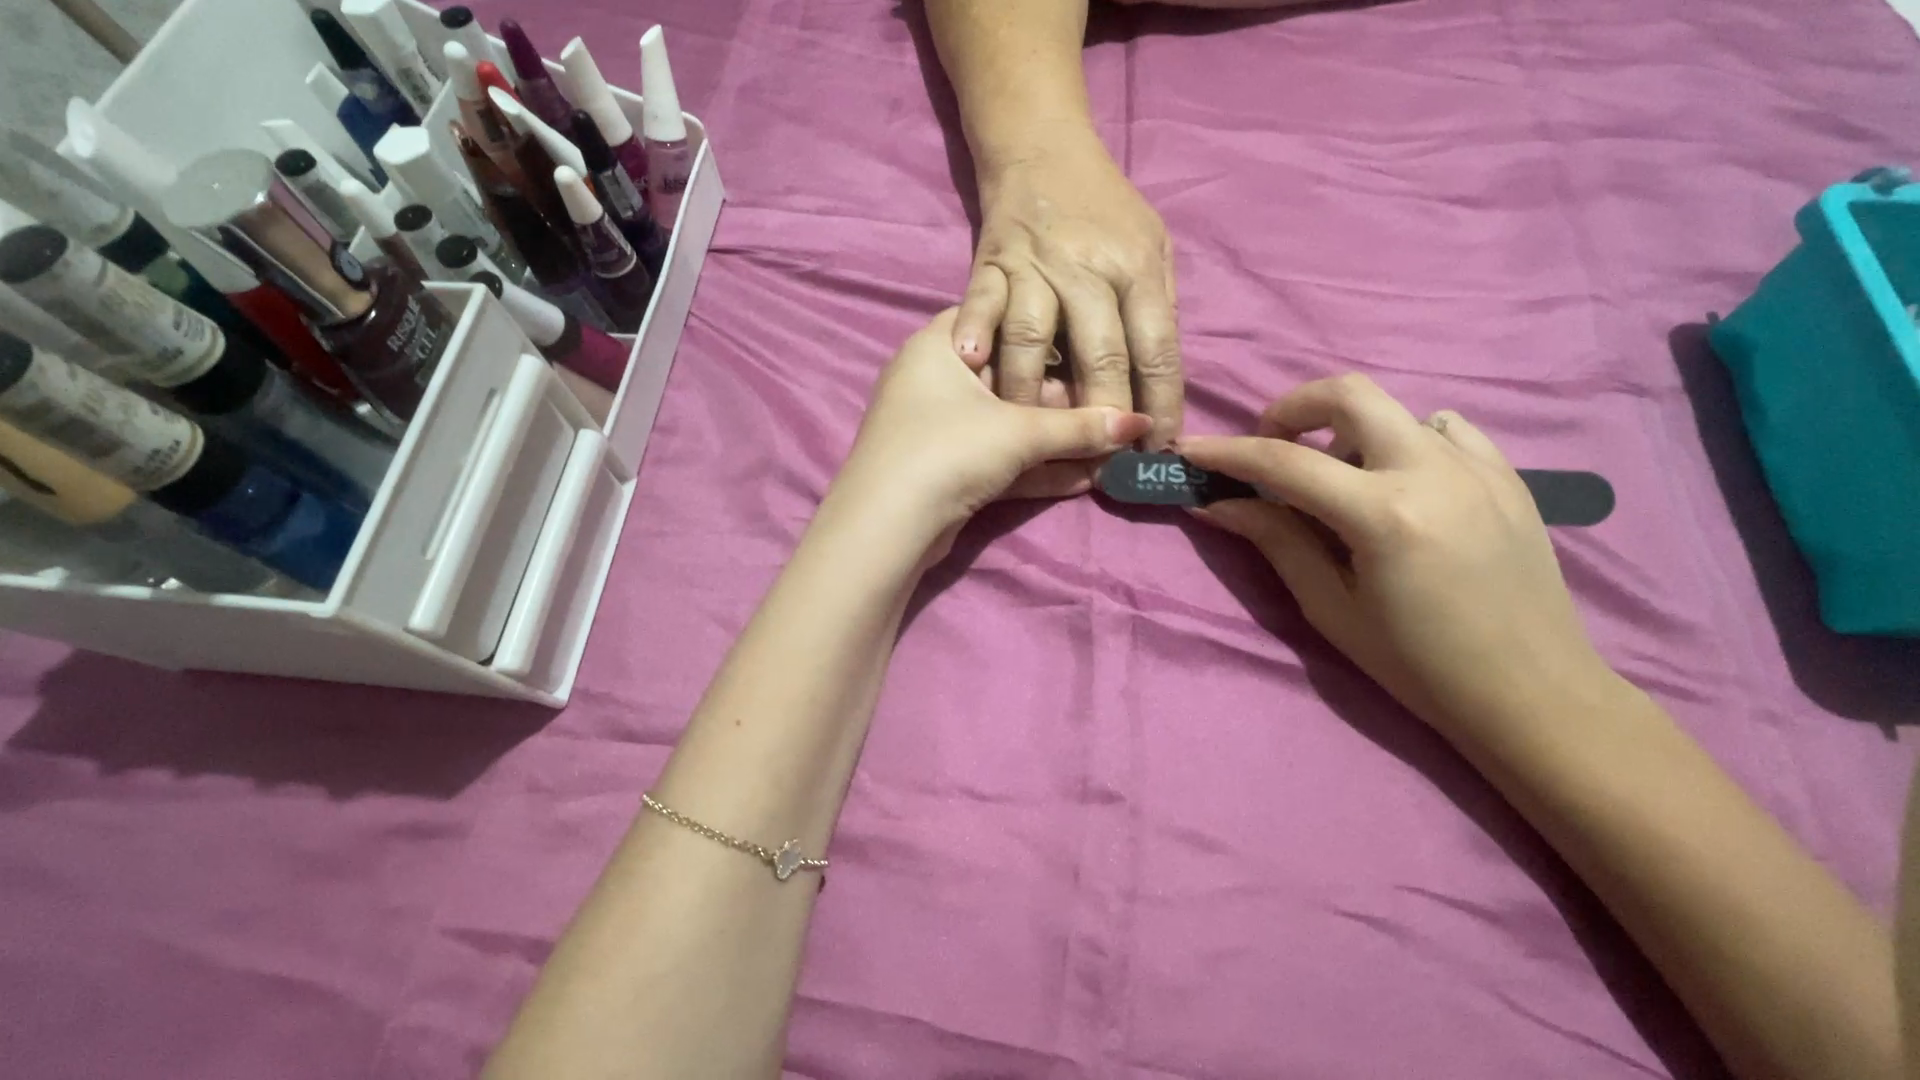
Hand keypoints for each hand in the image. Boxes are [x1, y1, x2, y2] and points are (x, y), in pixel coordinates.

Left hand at [830, 308, 1152, 557]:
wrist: (887, 527)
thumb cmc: (949, 449)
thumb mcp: (1021, 432)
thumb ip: (1082, 426)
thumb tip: (1140, 424)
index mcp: (940, 344)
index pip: (1004, 319)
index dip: (1055, 333)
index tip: (1099, 344)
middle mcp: (934, 378)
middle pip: (1012, 379)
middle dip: (1065, 402)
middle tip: (1116, 410)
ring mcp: (938, 428)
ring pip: (1008, 426)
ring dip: (1056, 443)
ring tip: (1110, 452)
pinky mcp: (945, 470)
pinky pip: (999, 460)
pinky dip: (1036, 469)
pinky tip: (1084, 480)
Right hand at [954, 125, 1182, 447]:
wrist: (1042, 148)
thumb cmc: (1105, 207)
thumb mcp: (1154, 244)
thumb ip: (1158, 307)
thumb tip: (1161, 382)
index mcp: (1137, 266)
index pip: (1157, 348)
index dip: (1162, 404)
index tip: (1161, 450)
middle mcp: (1088, 269)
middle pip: (1100, 355)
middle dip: (1105, 417)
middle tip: (1106, 468)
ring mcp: (1034, 266)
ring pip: (1035, 339)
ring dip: (1036, 394)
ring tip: (1036, 439)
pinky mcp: (990, 262)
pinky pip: (981, 302)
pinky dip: (975, 330)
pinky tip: (972, 363)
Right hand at [1179, 376, 1616, 746]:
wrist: (1531, 692)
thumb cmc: (1418, 665)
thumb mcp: (1332, 608)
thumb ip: (1277, 541)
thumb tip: (1218, 503)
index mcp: (1385, 515)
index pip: (1287, 463)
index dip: (1230, 453)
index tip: (1192, 451)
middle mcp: (1434, 471)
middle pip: (1348, 394)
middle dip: (1293, 409)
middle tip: (1272, 450)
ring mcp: (1479, 466)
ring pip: (1396, 411)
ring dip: (1351, 433)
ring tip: (1342, 485)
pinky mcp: (1507, 475)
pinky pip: (1445, 431)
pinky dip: (1406, 443)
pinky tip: (1403, 487)